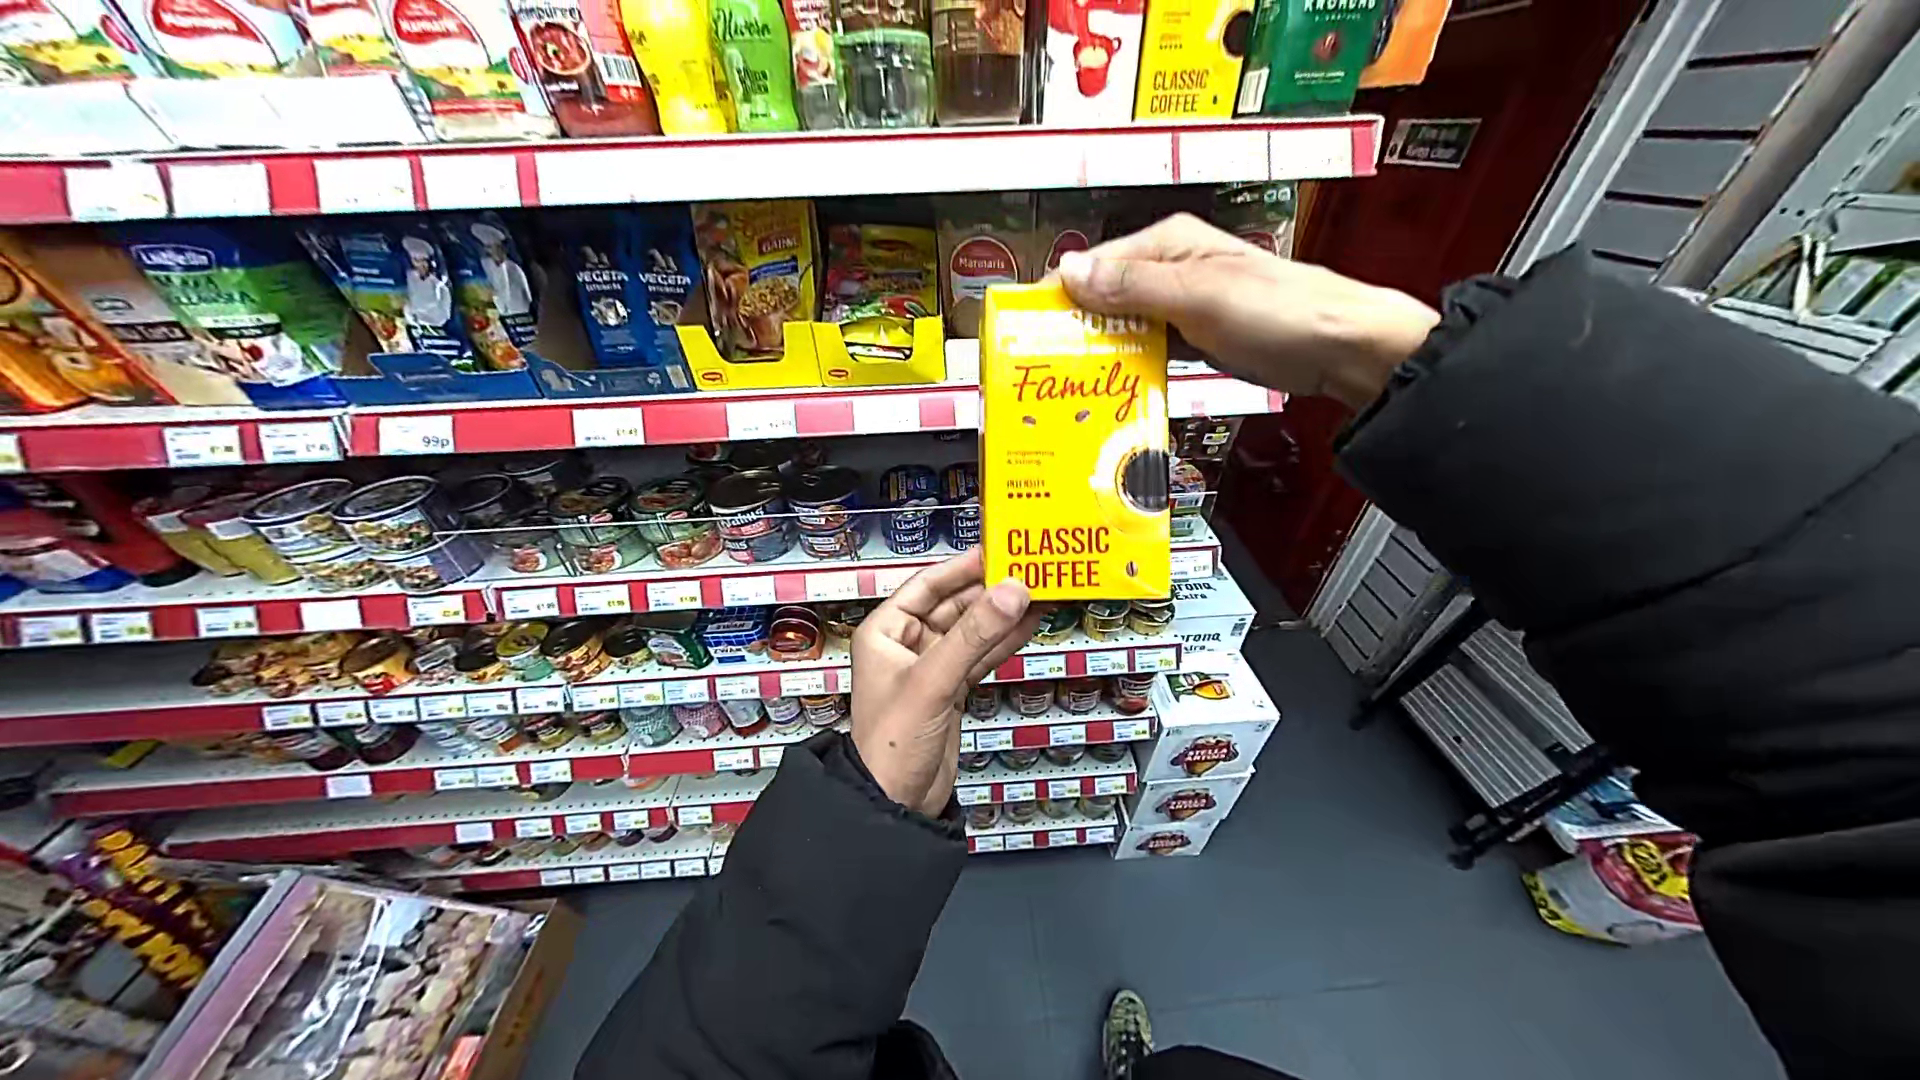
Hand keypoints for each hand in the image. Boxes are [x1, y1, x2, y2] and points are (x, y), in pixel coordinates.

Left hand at [851, 550, 1043, 816]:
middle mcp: (908, 645)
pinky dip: (1005, 642)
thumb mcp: (932, 681)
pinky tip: (1030, 624)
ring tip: (1039, 591)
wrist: (896, 805)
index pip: (927, 585)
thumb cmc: (889, 744)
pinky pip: (982, 656)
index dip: (962, 567)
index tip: (997, 551)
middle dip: (991, 590)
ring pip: (974, 631)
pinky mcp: (953, 688)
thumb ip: (974, 636)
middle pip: (955, 605)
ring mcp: (934, 667)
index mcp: (886, 632)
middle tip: (1028, 571)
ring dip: (1004, 614)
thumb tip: (1011, 591)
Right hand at [1055, 213, 1440, 409]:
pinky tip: (1112, 387)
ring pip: (1124, 326)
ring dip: (1100, 352)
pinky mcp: (1194, 338)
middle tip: (1045, 370)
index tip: (1027, 333)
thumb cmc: (1277, 312)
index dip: (1057, 297)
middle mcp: (1169, 270)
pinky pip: (1148, 348)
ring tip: (1069, 385)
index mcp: (1167, 245)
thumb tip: (1067, 272)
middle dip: (1074, 329)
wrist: (1342, 349)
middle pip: (1103, 298)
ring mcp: (1181, 306)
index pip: (1093, 265)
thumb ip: (1133, 285)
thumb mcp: (1199, 294)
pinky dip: (1130, 365)